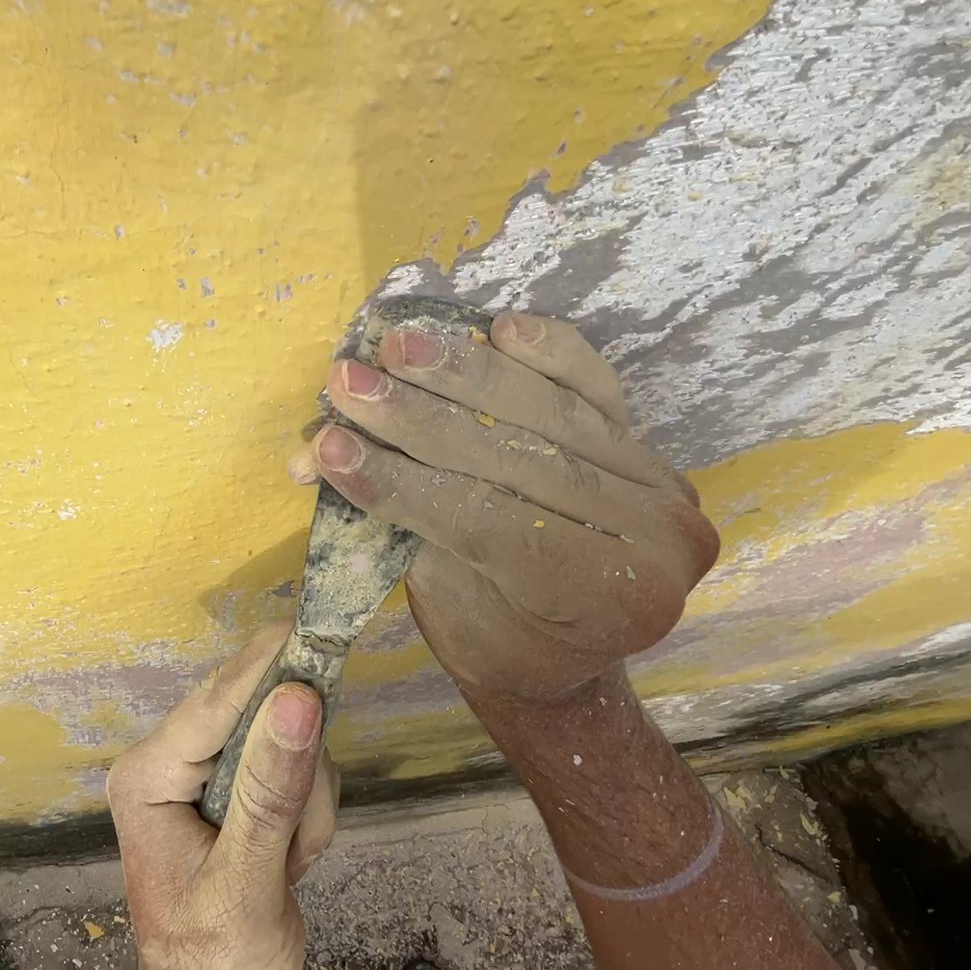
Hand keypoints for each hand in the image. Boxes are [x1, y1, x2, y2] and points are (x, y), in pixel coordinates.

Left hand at [107, 625, 339, 969]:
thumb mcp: (245, 882)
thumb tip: (297, 697)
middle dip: (292, 770)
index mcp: (147, 776)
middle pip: (250, 713)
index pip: (213, 701)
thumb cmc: (217, 958)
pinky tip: (287, 858)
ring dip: (303, 800)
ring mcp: (201, 769)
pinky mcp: (232, 782)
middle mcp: (167, 760)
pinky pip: (291, 764)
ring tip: (286, 863)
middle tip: (301, 826)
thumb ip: (270, 792)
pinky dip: (306, 809)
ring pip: (280, 738)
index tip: (311, 629)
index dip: (264, 664)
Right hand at [304, 311, 718, 700]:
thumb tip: (312, 458)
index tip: (330, 447)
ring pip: (551, 409)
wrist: (565, 644)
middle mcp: (652, 539)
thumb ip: (393, 522)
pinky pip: (595, 382)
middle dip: (419, 417)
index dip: (402, 482)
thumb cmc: (494, 639)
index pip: (487, 522)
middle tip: (348, 383)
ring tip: (394, 346)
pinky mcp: (645, 443)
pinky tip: (499, 327)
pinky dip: (548, 350)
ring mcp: (658, 484)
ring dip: (462, 372)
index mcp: (605, 600)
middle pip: (518, 456)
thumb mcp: (444, 602)